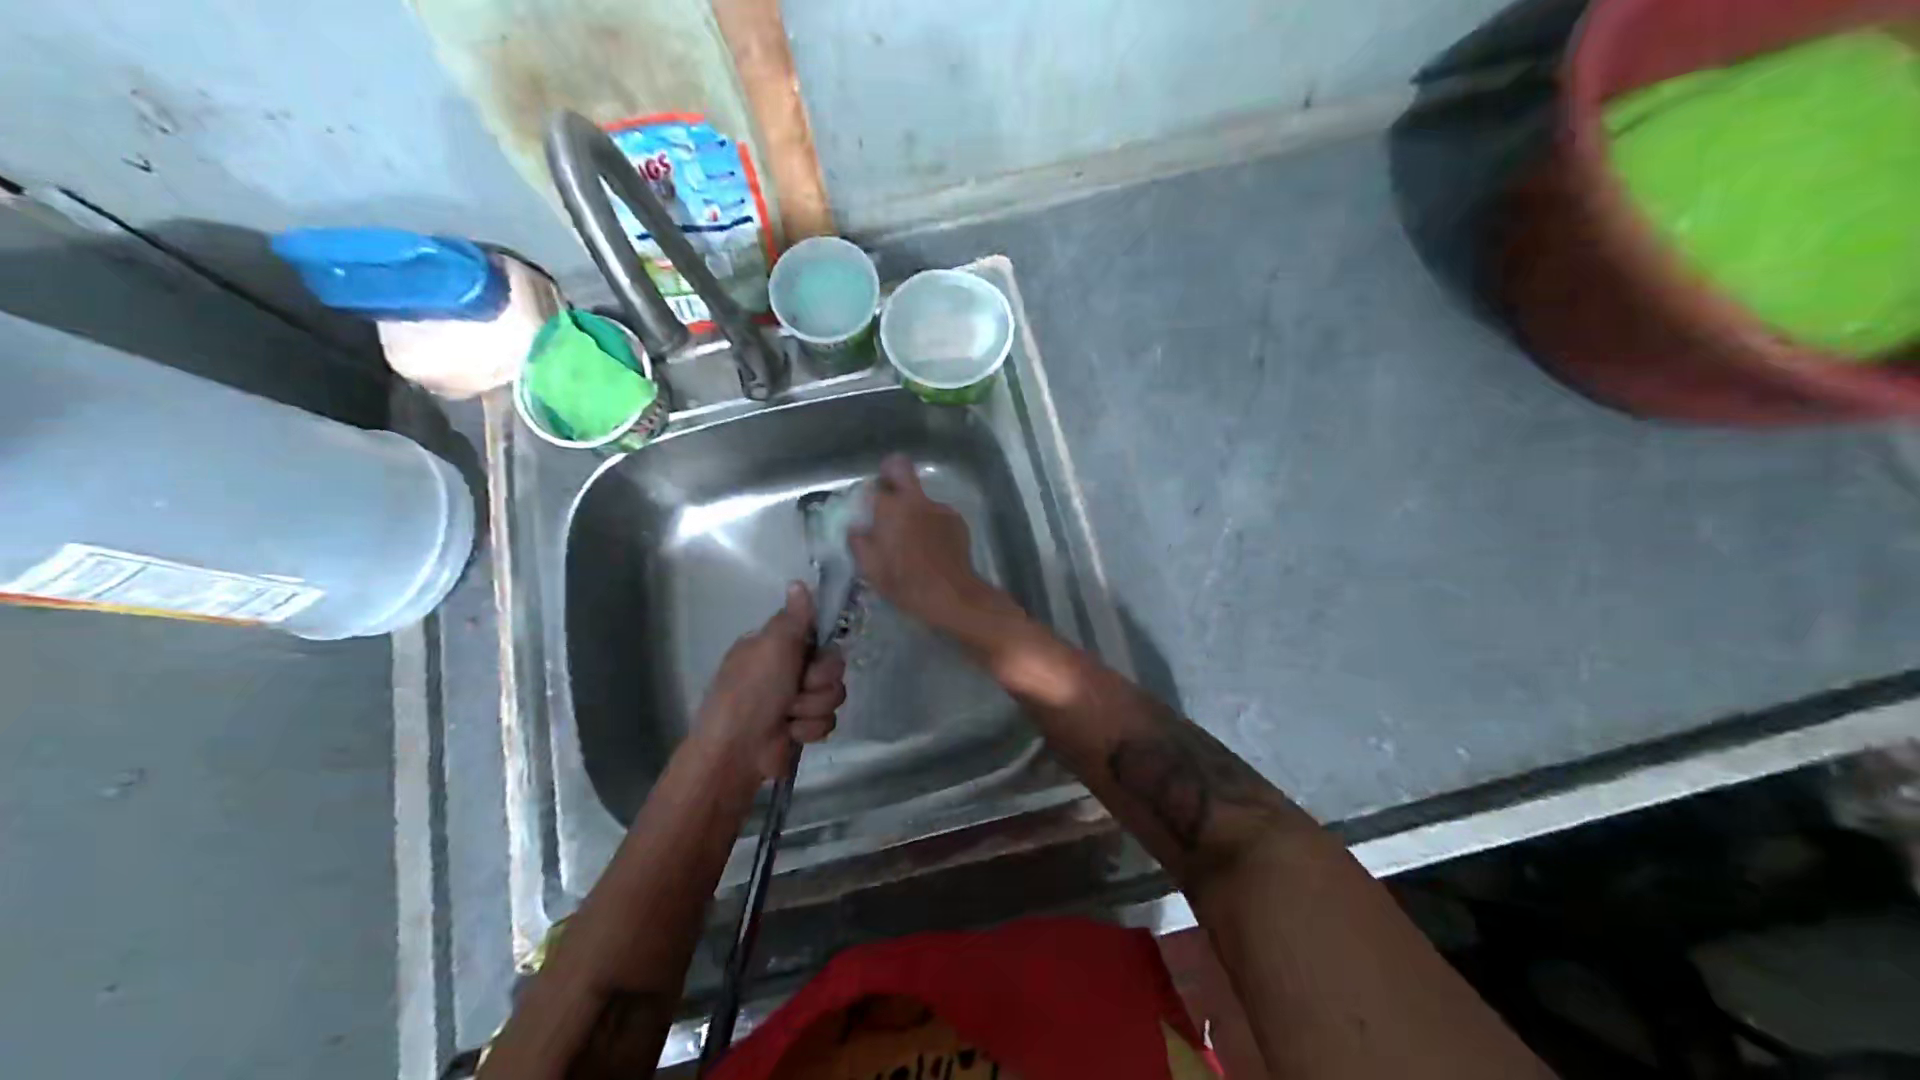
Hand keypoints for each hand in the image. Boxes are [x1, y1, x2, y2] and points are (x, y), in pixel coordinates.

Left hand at [694, 583, 845, 780]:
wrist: (737, 752)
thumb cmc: (751, 693)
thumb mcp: (771, 647)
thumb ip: (793, 617)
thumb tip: (800, 581)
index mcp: (775, 646)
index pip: (818, 635)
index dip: (820, 650)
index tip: (809, 657)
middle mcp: (786, 669)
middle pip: (832, 666)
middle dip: (818, 682)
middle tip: (796, 689)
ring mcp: (795, 700)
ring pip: (833, 695)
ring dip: (812, 708)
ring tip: (788, 717)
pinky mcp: (802, 727)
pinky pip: (827, 721)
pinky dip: (809, 729)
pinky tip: (790, 733)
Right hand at [849, 455, 997, 633]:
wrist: (951, 594)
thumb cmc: (905, 583)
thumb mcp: (871, 568)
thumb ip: (859, 542)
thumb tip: (856, 528)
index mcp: (891, 509)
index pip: (874, 485)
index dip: (869, 493)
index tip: (867, 506)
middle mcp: (916, 500)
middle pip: (901, 467)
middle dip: (891, 472)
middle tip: (887, 494)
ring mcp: (940, 508)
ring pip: (921, 497)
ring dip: (913, 509)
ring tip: (913, 538)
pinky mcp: (957, 520)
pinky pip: (937, 514)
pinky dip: (931, 524)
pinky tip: (931, 547)